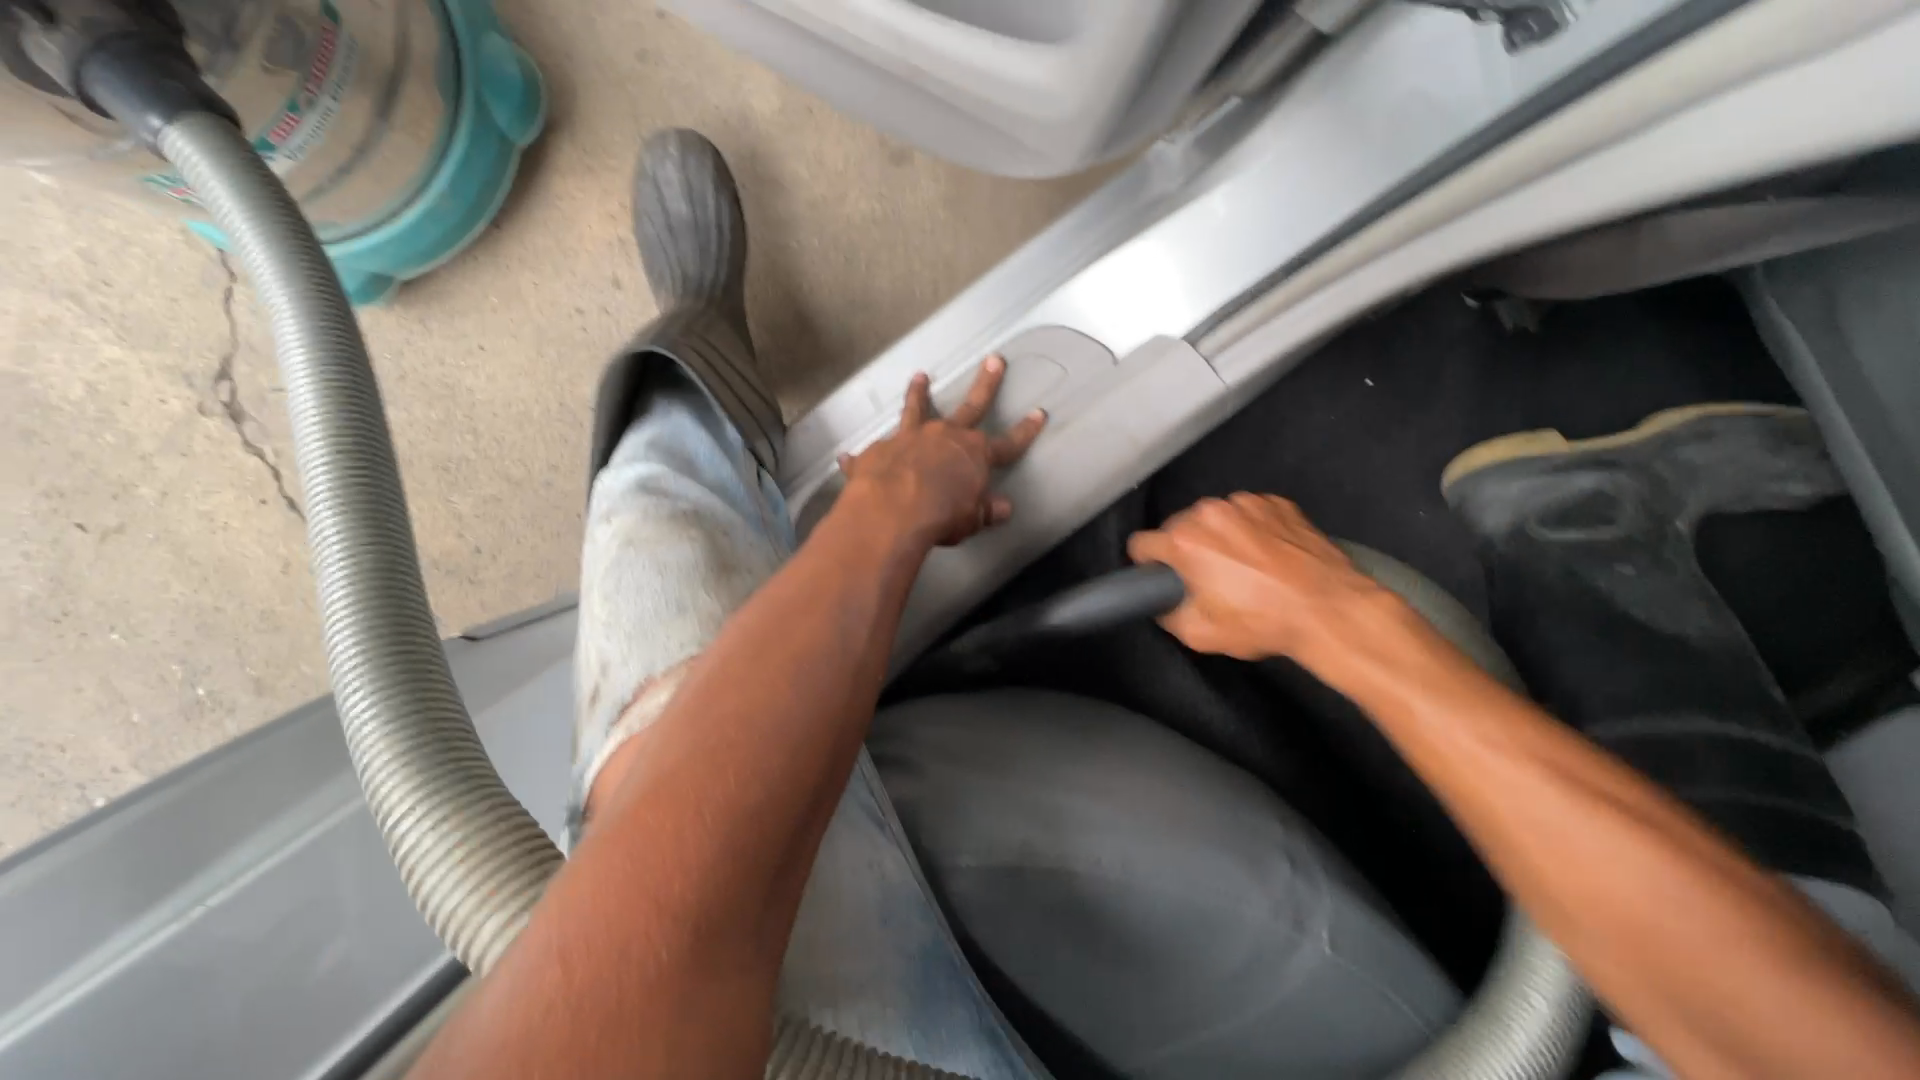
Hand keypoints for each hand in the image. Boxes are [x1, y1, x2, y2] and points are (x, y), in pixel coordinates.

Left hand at [839, 356, 1046, 548]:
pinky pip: (869, 452)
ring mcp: (909, 438)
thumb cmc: (941, 516)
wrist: (891, 511)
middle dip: (985, 383)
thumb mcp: (972, 519)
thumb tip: (1005, 508)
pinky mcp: (877, 451)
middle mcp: (944, 436)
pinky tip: (846, 457)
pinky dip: (860, 456)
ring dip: (918, 393)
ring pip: (916, 409)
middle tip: (994, 359)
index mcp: (974, 453)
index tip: (1039, 413)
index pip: (1009, 443)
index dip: (1025, 431)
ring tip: (919, 377)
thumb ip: (986, 510)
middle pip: (970, 406)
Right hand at [1126, 494, 1402, 661]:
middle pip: (1179, 528)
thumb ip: (1166, 614)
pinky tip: (1266, 559)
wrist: (1327, 609)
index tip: (1158, 574)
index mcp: (1185, 541)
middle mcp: (1212, 514)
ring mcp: (1246, 504)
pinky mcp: (1276, 504)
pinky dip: (1252, 532)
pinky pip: (1249, 514)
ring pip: (1215, 519)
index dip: (1147, 564)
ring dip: (1220, 539)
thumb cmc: (1267, 620)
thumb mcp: (1199, 634)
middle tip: (1210, 580)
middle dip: (1188, 550)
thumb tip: (1163, 604)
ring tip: (1244, 571)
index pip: (1141, 543)